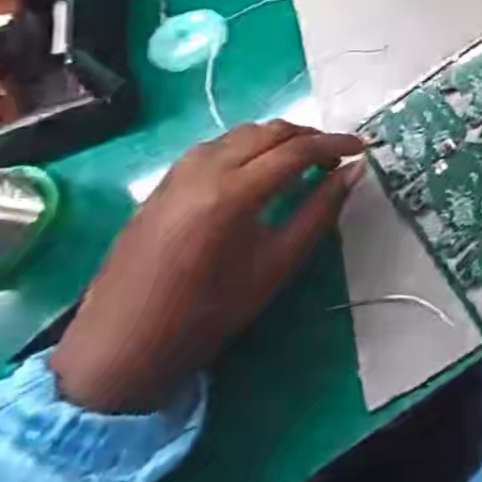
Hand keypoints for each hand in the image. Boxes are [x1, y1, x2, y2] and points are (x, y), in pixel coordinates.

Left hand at [51, 121, 365, 412]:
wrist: (119, 350)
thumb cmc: (206, 316)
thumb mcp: (275, 267)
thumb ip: (319, 213)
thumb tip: (353, 173)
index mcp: (233, 192)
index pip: (297, 149)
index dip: (335, 144)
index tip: (362, 148)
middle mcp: (205, 169)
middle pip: (270, 131)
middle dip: (309, 137)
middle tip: (335, 157)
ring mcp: (179, 171)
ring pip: (242, 133)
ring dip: (278, 138)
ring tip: (301, 162)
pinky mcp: (163, 181)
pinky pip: (216, 145)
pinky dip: (247, 146)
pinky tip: (256, 170)